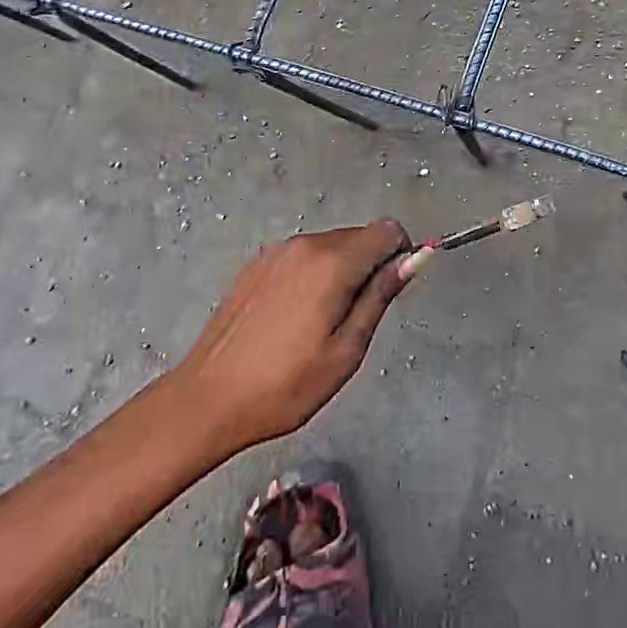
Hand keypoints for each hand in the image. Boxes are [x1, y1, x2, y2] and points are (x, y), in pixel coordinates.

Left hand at [170, 219, 412, 453]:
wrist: (210, 397)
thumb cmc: (285, 385)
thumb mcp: (347, 350)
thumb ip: (381, 296)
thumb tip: (416, 258)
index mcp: (331, 262)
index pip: (386, 230)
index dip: (400, 256)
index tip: (389, 293)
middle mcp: (303, 245)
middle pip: (358, 237)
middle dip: (369, 268)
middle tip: (353, 322)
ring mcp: (275, 252)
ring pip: (330, 247)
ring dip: (340, 274)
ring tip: (321, 326)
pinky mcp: (256, 265)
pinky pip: (301, 257)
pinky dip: (312, 276)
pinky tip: (294, 319)